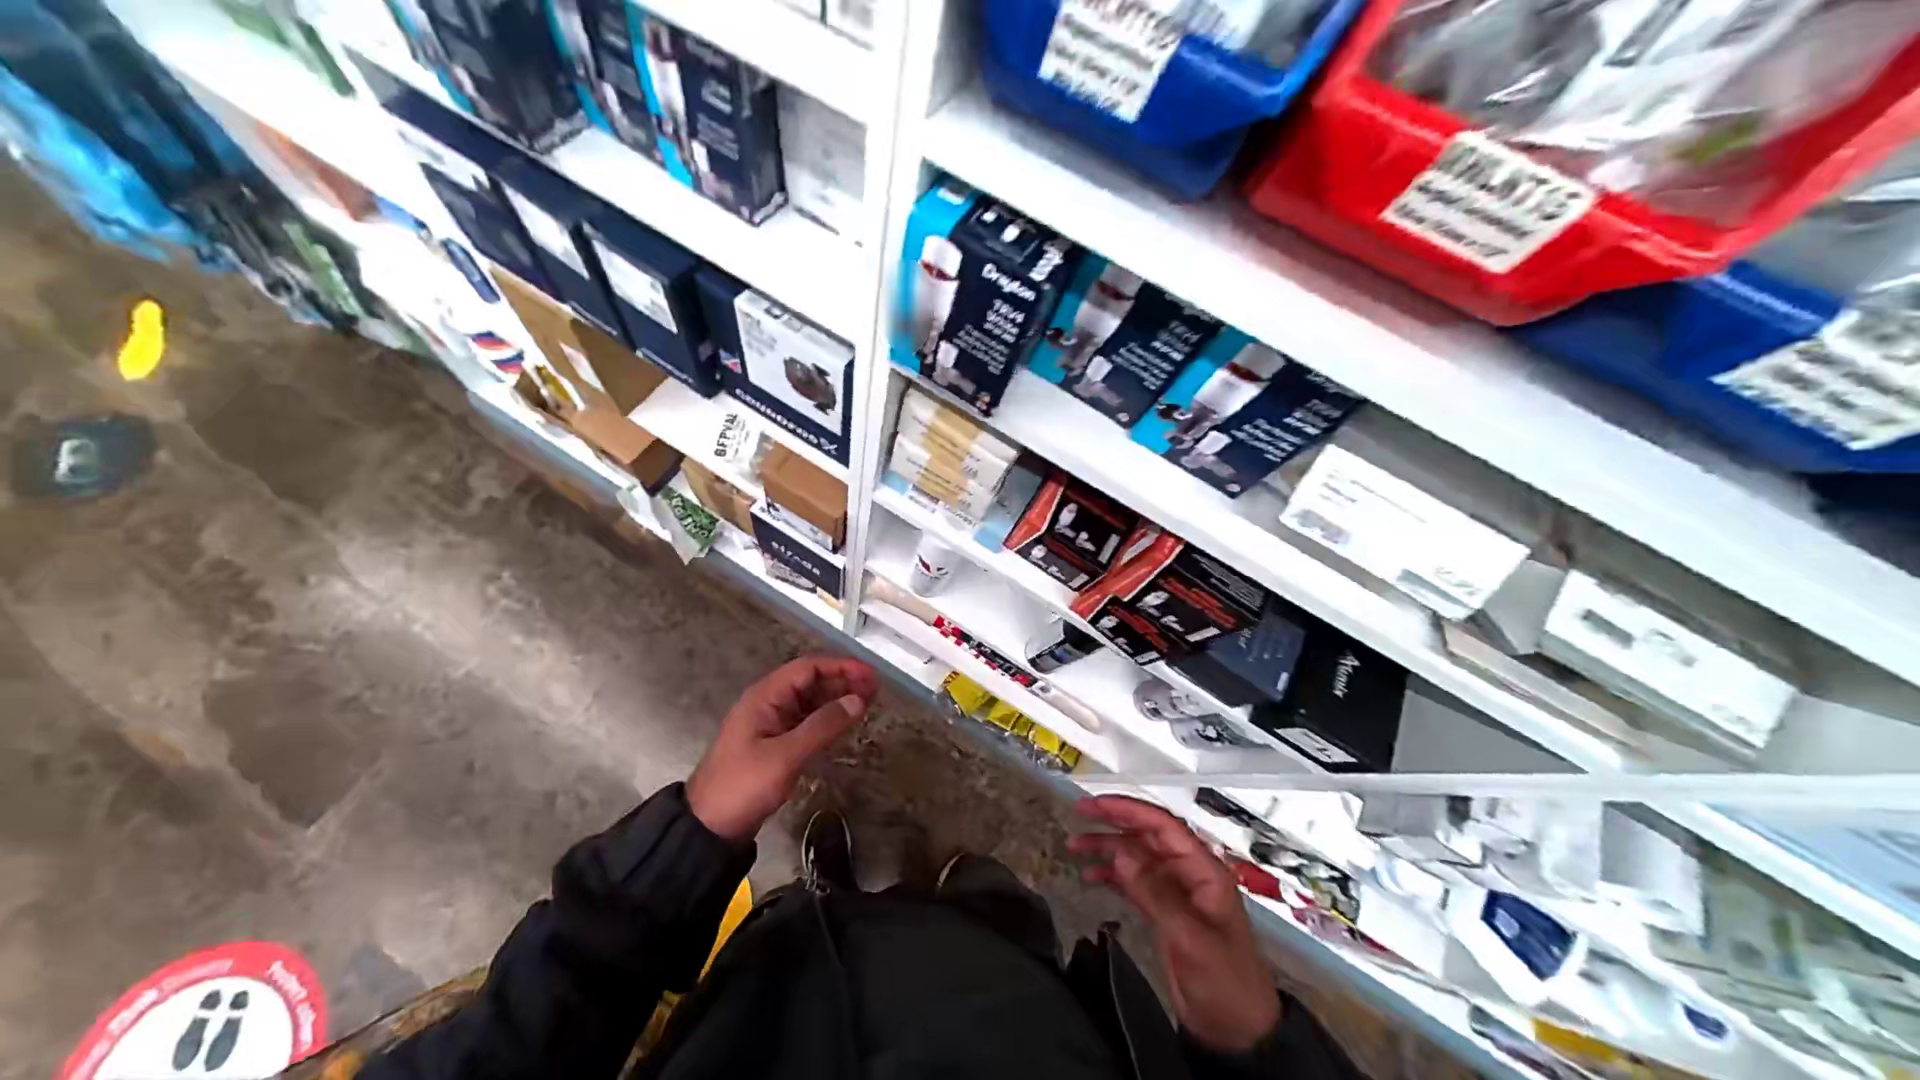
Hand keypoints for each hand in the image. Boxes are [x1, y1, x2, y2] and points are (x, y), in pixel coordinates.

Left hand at [687, 656, 878, 842]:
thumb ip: (823, 725)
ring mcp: (771, 724)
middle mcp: (768, 703)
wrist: (708, 828)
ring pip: (810, 701)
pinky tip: (845, 724)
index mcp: (765, 697)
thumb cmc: (744, 786)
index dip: (841, 667)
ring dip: (837, 699)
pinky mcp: (774, 744)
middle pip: (810, 681)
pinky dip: (827, 719)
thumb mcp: (786, 756)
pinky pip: (806, 721)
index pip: (808, 668)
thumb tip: (858, 700)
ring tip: (867, 703)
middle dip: (843, 681)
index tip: (870, 676)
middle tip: (875, 690)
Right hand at [1070, 795, 1280, 1051]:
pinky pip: (1134, 883)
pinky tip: (1091, 876)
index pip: (1163, 826)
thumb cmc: (1224, 980)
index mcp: (1204, 871)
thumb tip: (1121, 850)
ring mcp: (1176, 893)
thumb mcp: (1190, 935)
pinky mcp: (1165, 913)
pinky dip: (1112, 876)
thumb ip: (1155, 891)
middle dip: (1112, 822)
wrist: (1238, 1031)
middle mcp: (1188, 875)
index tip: (1096, 804)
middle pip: (1147, 836)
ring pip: (1136, 858)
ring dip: (1107, 849)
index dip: (1129, 810)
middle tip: (1079, 814)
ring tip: (1075, 846)